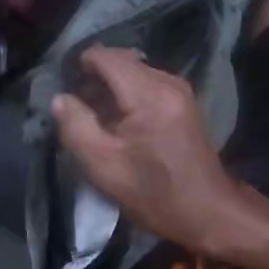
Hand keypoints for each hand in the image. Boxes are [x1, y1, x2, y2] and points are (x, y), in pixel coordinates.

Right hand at [51, 47, 245, 251]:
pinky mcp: (184, 101)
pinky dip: (128, 94)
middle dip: (94, 77)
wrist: (208, 212)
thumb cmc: (154, 193)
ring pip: (134, 70)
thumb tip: (59, 98)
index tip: (63, 89)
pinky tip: (119, 121)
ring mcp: (179, 89)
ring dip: (110, 86)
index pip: (105, 56)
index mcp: (148, 93)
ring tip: (94, 116)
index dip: (79, 66)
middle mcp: (167, 81)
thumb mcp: (104, 166)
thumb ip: (76, 126)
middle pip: (121, 60)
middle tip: (75, 107)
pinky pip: (147, 83)